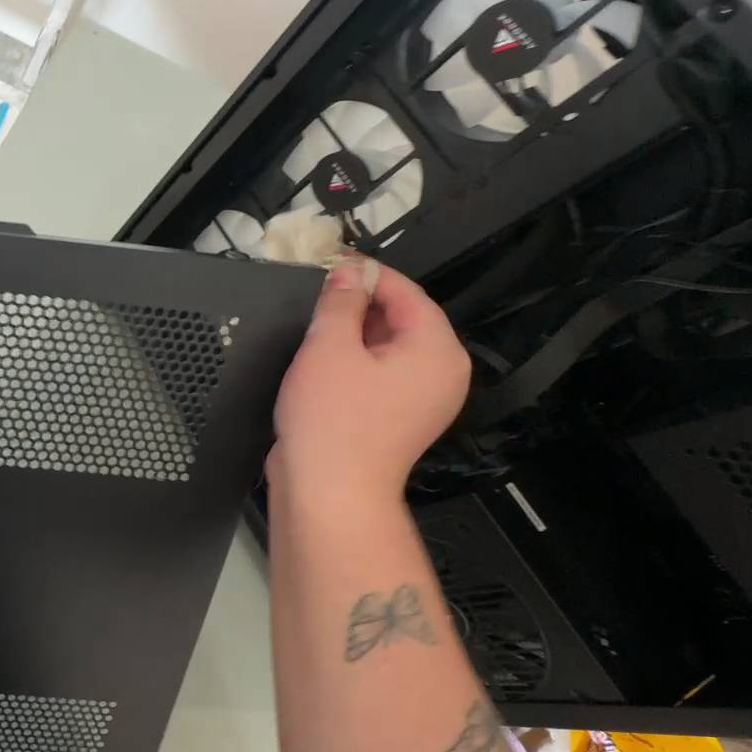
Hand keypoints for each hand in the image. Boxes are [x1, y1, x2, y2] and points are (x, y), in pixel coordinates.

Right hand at [269, 256, 469, 503]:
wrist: (328, 492)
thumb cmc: (332, 419)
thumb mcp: (328, 348)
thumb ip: (339, 303)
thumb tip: (348, 272)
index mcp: (437, 351)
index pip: (407, 293)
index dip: (367, 272)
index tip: (330, 259)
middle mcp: (441, 373)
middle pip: (402, 320)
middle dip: (358, 303)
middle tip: (314, 292)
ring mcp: (421, 400)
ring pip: (387, 348)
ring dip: (352, 333)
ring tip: (311, 325)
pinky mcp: (396, 420)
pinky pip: (379, 375)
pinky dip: (353, 361)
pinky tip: (319, 361)